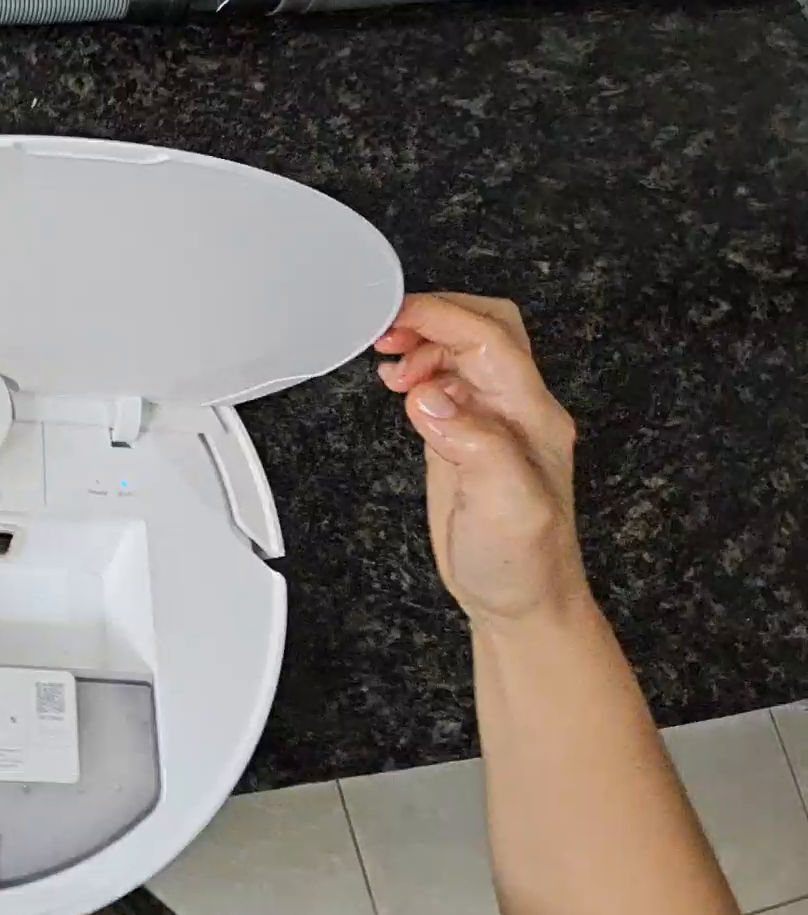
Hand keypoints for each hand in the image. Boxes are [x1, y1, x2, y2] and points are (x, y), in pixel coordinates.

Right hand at [376, 293, 585, 625]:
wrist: (518, 598)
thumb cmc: (519, 562)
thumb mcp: (506, 507)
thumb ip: (474, 444)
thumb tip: (430, 397)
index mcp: (530, 417)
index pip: (488, 341)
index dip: (439, 318)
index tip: (391, 316)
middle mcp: (515, 410)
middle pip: (487, 329)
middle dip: (434, 316)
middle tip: (385, 330)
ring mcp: (489, 420)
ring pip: (463, 350)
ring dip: (421, 341)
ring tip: (385, 362)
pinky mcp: (462, 434)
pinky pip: (444, 379)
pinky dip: (415, 368)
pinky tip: (395, 383)